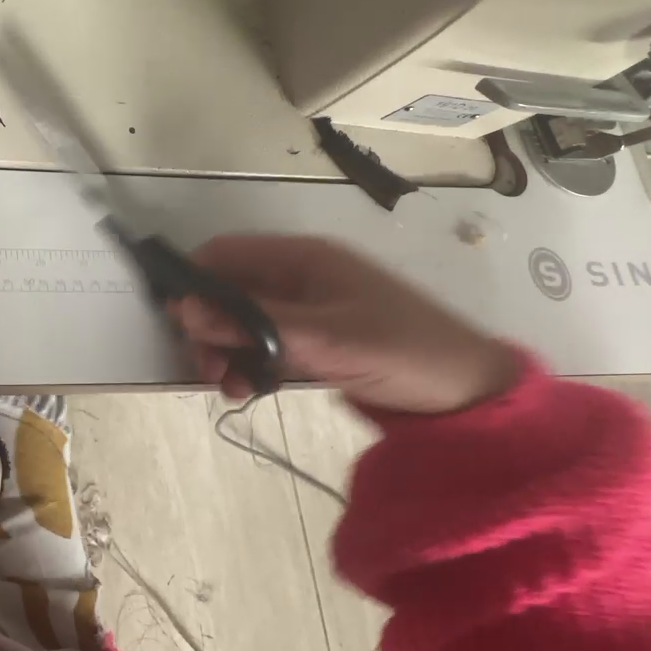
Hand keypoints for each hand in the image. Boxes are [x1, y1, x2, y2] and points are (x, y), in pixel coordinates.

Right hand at [171, 235, 520, 413]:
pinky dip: (247, 364)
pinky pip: (261, 343)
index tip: (176, 321)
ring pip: (239, 321)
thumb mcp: (323, 338)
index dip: (192, 280)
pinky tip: (248, 389)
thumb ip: (250, 324)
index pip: (224, 253)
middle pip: (225, 291)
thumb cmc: (404, 351)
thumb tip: (183, 310)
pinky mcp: (311, 338)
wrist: (474, 397)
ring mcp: (304, 308)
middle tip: (205, 366)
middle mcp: (297, 277)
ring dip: (224, 351)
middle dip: (207, 328)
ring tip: (229, 386)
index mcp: (302, 259)